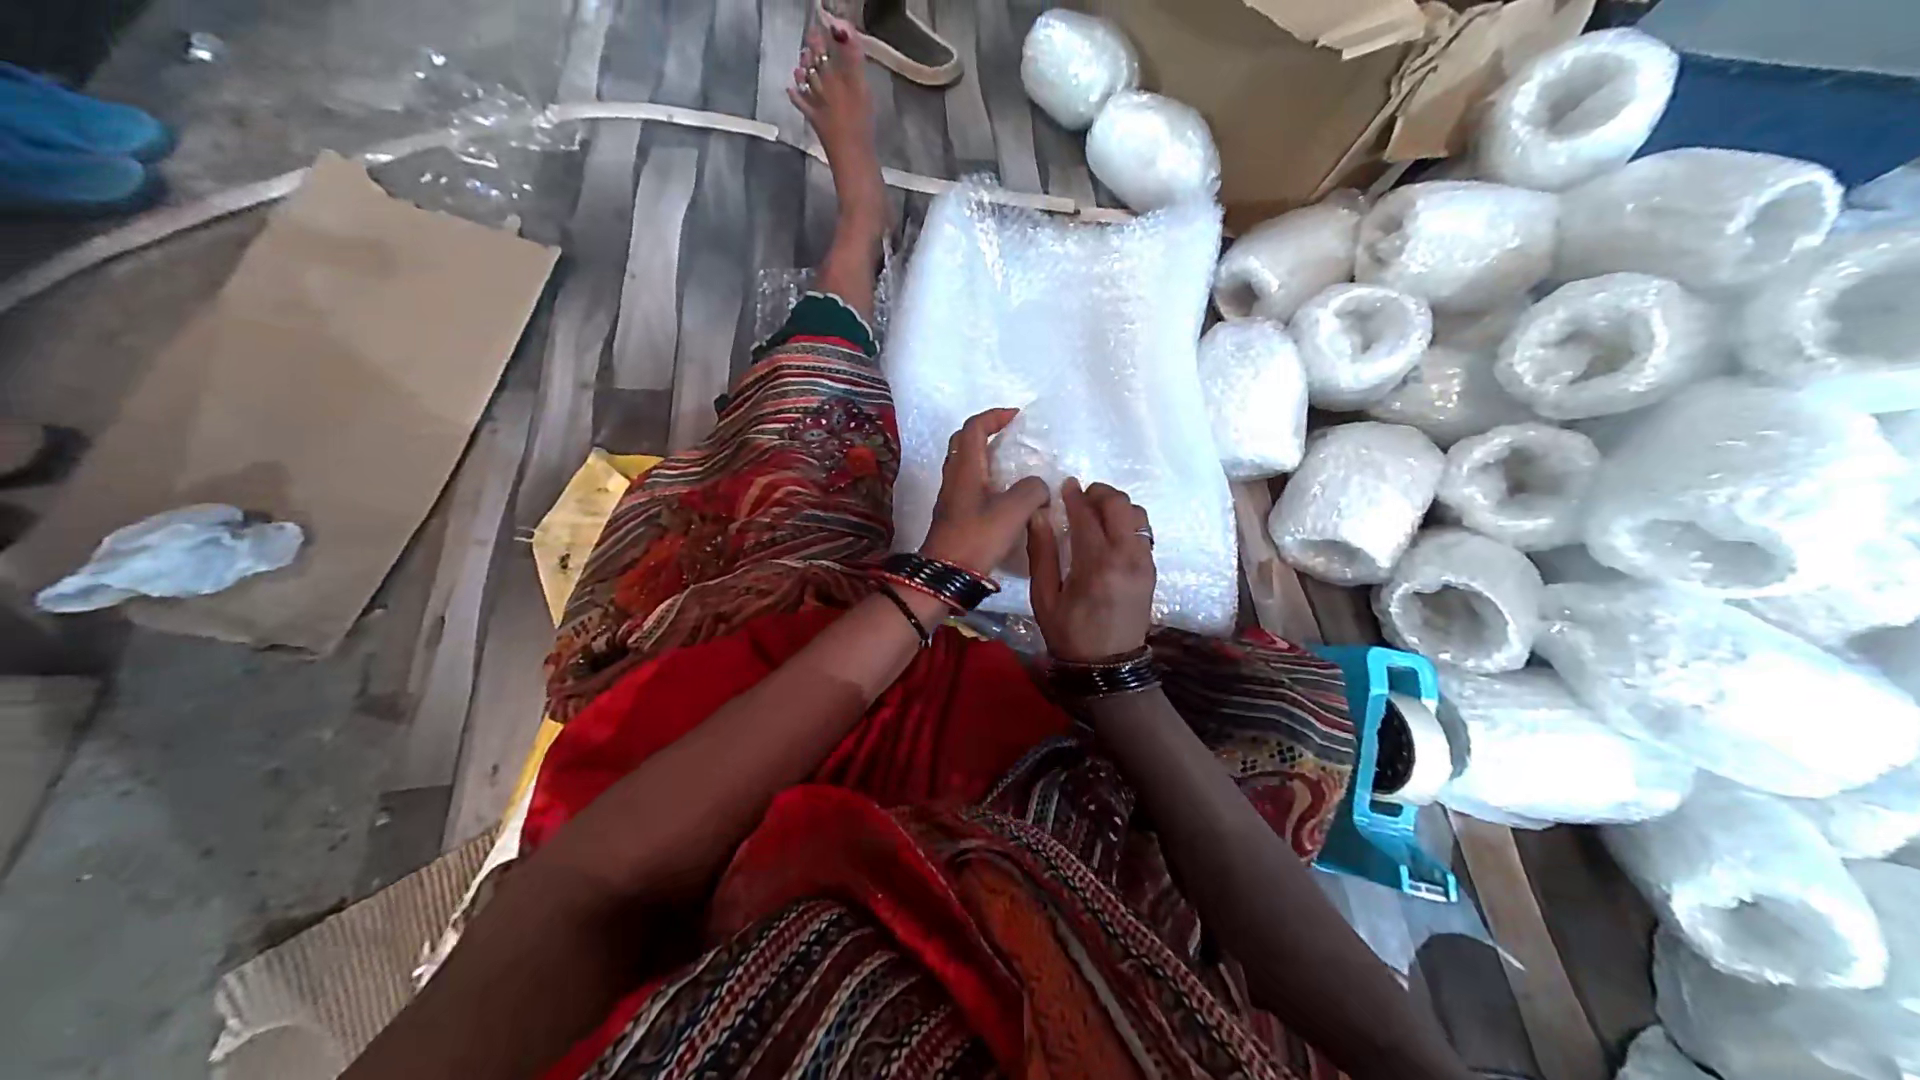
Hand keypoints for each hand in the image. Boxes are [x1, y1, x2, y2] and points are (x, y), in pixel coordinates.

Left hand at [920, 408, 1051, 575]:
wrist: (946, 573)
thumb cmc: (977, 537)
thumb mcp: (1013, 511)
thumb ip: (1032, 490)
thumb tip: (1038, 486)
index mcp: (965, 468)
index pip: (974, 427)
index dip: (994, 416)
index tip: (1016, 417)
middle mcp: (954, 476)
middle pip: (963, 441)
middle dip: (987, 431)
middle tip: (1010, 435)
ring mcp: (951, 496)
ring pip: (965, 463)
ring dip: (986, 455)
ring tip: (1012, 463)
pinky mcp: (954, 514)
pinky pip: (969, 483)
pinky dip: (986, 477)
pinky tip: (1004, 493)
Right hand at [1027, 479, 1155, 661]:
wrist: (1109, 667)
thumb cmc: (1069, 634)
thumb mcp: (1044, 597)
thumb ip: (1042, 553)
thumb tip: (1039, 516)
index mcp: (1096, 564)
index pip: (1087, 515)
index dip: (1074, 496)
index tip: (1065, 485)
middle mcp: (1126, 557)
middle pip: (1119, 505)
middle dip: (1099, 493)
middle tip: (1081, 496)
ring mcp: (1144, 562)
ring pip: (1137, 514)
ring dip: (1116, 505)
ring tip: (1096, 513)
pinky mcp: (1151, 569)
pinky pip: (1143, 531)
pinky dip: (1127, 521)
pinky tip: (1109, 532)